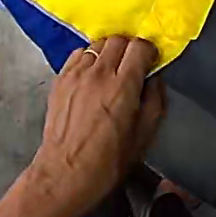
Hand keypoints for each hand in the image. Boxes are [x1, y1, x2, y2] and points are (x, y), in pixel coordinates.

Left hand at [20, 36, 166, 216]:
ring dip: (109, 51)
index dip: (149, 51)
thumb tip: (155, 79)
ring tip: (112, 69)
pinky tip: (92, 74)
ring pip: (98, 43)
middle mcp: (99, 74)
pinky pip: (78, 54)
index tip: (150, 62)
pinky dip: (89, 58)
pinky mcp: (60, 80)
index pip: (140, 46)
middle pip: (119, 39)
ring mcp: (76, 75)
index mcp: (123, 86)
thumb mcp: (145, 135)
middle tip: (133, 65)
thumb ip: (156, 100)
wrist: (63, 177)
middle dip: (130, 48)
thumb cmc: (108, 161)